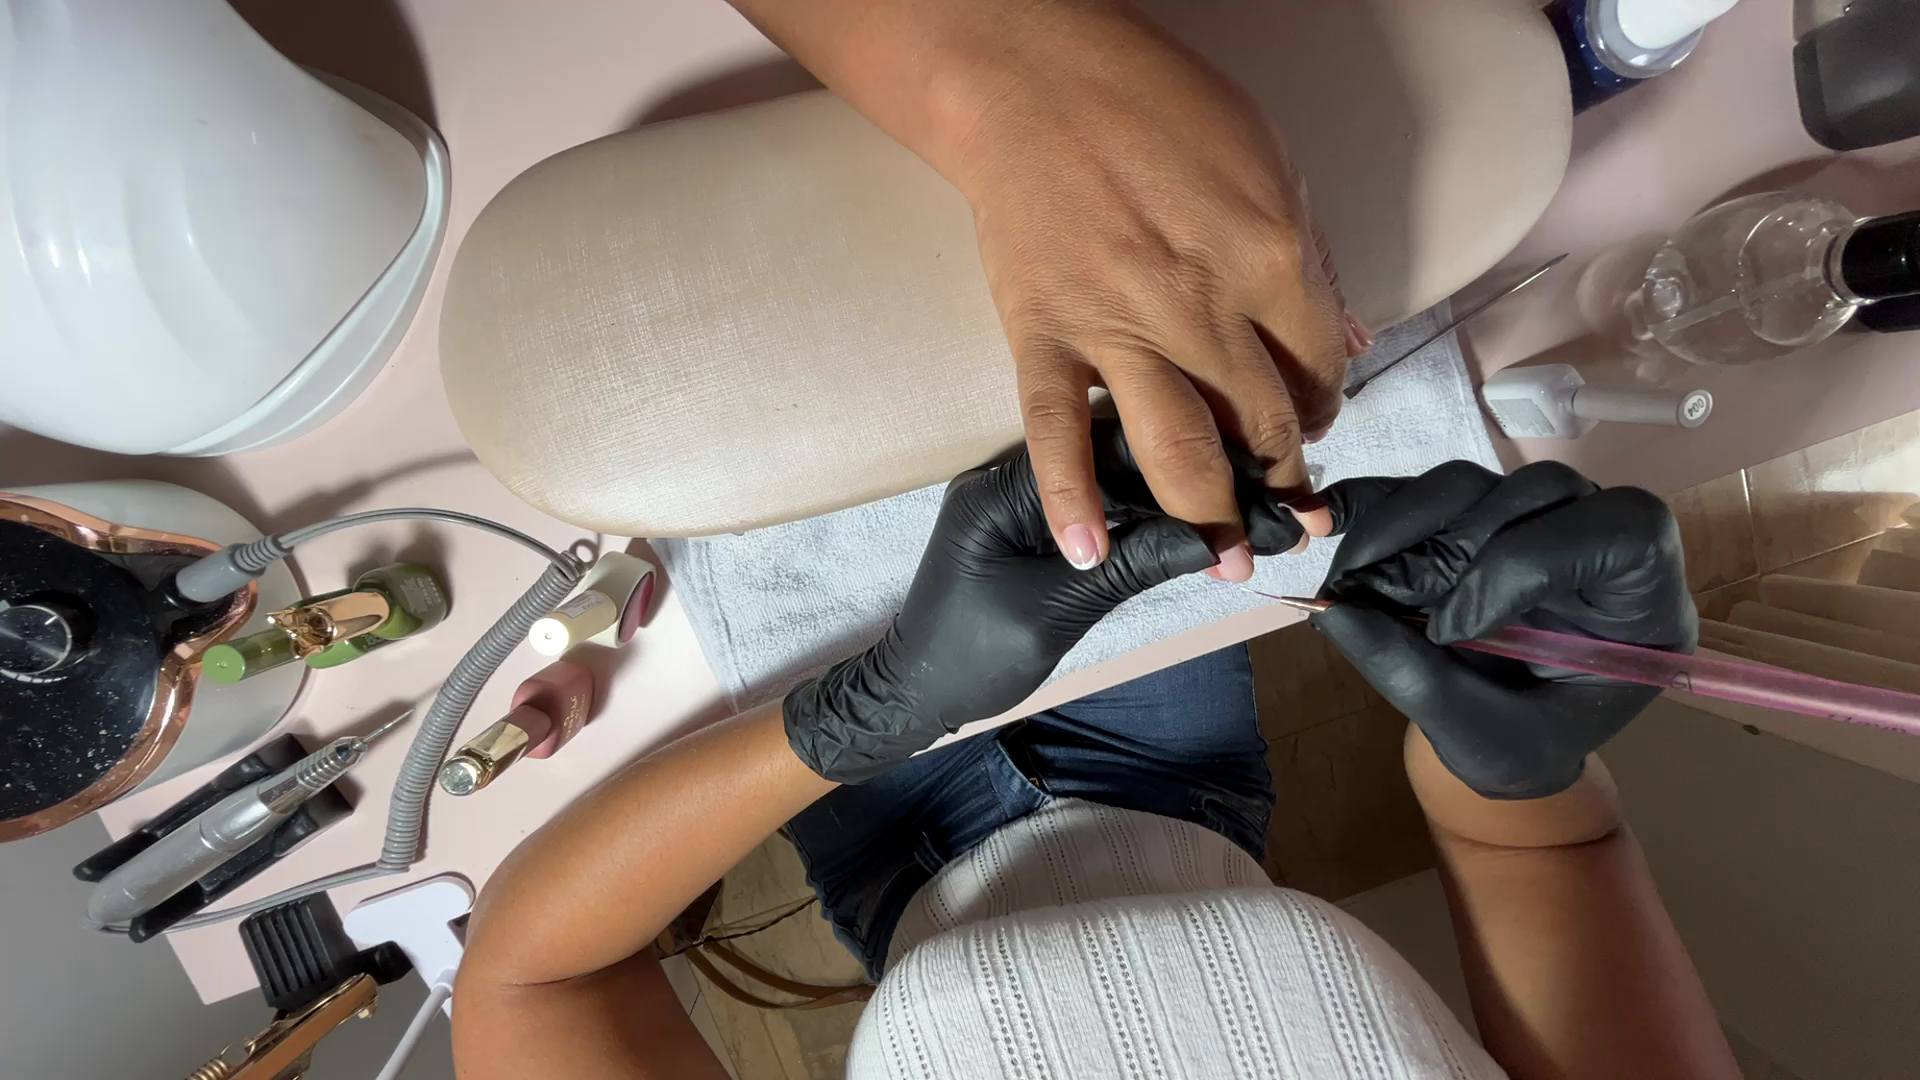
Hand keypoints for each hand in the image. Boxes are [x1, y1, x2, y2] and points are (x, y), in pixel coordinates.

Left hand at [784, 419, 1296, 783]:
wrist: (918, 691)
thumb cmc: (973, 658)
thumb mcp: (1056, 612)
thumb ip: (1132, 566)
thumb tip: (1220, 539)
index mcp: (1008, 486)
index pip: (1113, 454)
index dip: (1193, 468)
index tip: (1266, 490)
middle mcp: (1019, 474)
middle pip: (1124, 459)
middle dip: (1201, 478)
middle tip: (1282, 499)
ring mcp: (1031, 496)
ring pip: (1123, 482)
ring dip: (1186, 498)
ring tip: (1264, 513)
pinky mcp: (1042, 523)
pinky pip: (1107, 508)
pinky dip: (1156, 520)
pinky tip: (1209, 526)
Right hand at [946, 6, 1361, 579]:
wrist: (1036, 87)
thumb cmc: (1154, 107)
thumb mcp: (1265, 160)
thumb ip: (1306, 257)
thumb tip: (1340, 339)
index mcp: (1268, 255)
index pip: (1317, 366)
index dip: (1324, 410)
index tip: (1315, 431)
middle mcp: (1202, 310)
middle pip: (1260, 423)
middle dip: (1284, 479)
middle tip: (1289, 515)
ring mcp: (1118, 334)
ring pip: (1176, 448)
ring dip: (1211, 515)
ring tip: (1228, 563)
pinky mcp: (1046, 342)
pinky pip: (1058, 433)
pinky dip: (1069, 498)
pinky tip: (1086, 553)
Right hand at [1307, 461, 1696, 798]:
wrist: (1495, 730)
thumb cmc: (1516, 742)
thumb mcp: (1481, 736)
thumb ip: (1417, 680)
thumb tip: (1334, 613)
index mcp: (1635, 600)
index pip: (1623, 530)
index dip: (1527, 563)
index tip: (1451, 628)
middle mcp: (1584, 540)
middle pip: (1530, 491)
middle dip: (1443, 550)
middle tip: (1384, 604)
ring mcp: (1514, 521)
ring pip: (1462, 484)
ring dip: (1394, 529)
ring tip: (1352, 586)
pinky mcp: (1452, 519)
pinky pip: (1405, 492)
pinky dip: (1358, 504)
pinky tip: (1319, 523)